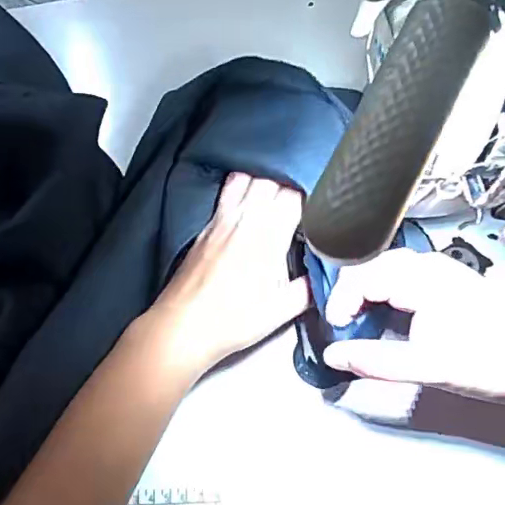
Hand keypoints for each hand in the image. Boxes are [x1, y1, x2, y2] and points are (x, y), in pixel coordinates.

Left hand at [142, 173, 310, 377]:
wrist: (181, 326)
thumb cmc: (231, 321)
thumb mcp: (281, 311)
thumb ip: (309, 287)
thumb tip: (323, 273)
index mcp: (267, 235)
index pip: (294, 194)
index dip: (312, 195)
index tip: (321, 206)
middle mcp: (242, 219)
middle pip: (270, 178)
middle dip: (288, 183)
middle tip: (300, 198)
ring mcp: (219, 220)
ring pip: (244, 178)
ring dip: (261, 179)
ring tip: (274, 193)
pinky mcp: (203, 228)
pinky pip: (224, 193)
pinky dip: (239, 188)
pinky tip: (246, 200)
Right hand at [321, 248, 504, 411]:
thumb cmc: (502, 362)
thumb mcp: (430, 367)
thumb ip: (376, 361)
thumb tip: (334, 356)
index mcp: (425, 278)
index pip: (363, 276)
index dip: (340, 301)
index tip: (335, 329)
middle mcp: (433, 268)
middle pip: (371, 266)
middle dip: (348, 293)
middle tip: (340, 323)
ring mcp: (443, 275)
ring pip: (387, 271)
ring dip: (366, 293)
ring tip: (357, 321)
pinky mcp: (451, 288)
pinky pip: (403, 280)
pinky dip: (384, 296)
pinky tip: (385, 320)